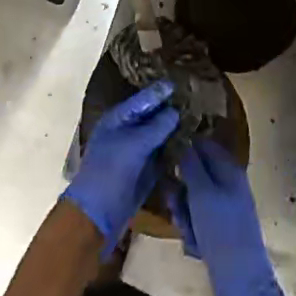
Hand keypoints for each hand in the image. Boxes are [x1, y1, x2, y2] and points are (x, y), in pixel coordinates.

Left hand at [62, 81, 178, 247]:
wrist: (98, 213)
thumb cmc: (111, 172)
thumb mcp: (133, 145)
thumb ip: (154, 128)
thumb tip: (174, 112)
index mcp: (117, 120)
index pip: (141, 100)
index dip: (158, 92)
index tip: (177, 82)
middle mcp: (125, 132)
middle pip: (150, 117)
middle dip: (168, 110)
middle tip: (193, 100)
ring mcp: (134, 153)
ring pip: (157, 136)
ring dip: (173, 130)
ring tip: (197, 119)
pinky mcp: (143, 172)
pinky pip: (160, 155)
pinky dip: (173, 150)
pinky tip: (190, 146)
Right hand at [172, 139, 294, 295]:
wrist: (241, 281)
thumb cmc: (221, 229)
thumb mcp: (201, 191)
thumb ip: (190, 163)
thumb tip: (182, 139)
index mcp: (229, 170)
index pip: (203, 143)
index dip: (184, 145)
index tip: (163, 153)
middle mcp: (227, 185)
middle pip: (194, 173)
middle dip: (179, 187)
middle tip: (173, 200)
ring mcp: (224, 208)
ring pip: (192, 197)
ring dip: (182, 210)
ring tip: (184, 227)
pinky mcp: (219, 229)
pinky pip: (197, 218)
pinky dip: (191, 228)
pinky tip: (193, 243)